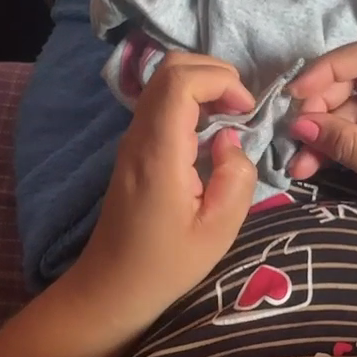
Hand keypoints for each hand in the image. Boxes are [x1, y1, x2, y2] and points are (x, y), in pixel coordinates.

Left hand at [68, 53, 259, 319]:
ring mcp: (132, 140)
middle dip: (214, 73)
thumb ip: (237, 177)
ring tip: (233, 115)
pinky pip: (161, 104)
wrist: (110, 288)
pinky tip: (212, 131)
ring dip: (203, 86)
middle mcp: (139, 136)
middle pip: (169, 69)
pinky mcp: (134, 150)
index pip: (180, 81)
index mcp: (159, 152)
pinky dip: (191, 102)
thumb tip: (230, 141)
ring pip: (163, 82)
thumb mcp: (219, 230)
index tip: (246, 109)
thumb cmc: (165, 265)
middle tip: (243, 105)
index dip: (219, 80)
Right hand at [286, 38, 356, 250]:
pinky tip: (311, 167)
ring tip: (297, 165)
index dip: (328, 69)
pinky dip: (336, 149)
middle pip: (354, 83)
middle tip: (293, 138)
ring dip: (323, 136)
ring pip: (351, 112)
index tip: (296, 95)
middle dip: (320, 110)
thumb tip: (300, 125)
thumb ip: (350, 145)